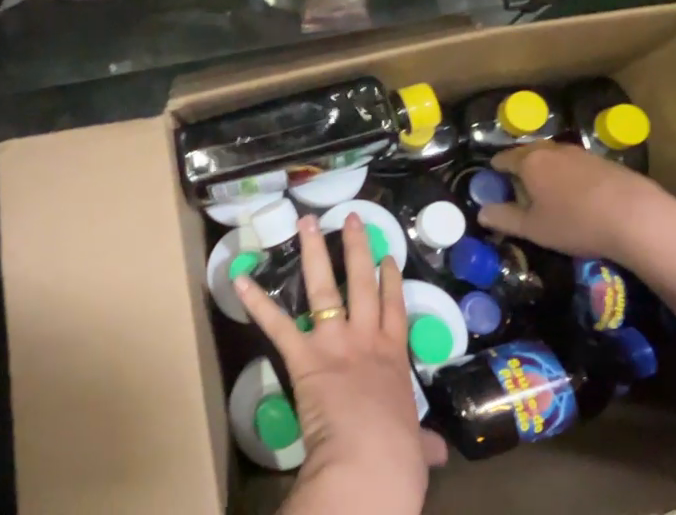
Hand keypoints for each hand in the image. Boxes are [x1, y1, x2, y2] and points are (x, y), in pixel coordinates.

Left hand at [233, 213, 445, 514]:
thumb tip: (435, 452)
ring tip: (305, 222)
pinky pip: (276, 323)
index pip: (394, 307)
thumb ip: (423, 441)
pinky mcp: (303, 354)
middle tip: (350, 217)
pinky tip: (240, 279)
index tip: (387, 255)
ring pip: (324, 288)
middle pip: (363, 283)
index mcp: (393, 358)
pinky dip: (256, 302)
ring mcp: (334, 341)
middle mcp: (365, 339)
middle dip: (356, 247)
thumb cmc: (397, 454)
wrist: (371, 458)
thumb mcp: (415, 443)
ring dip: (313, 253)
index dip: (391, 279)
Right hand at [476, 142, 675, 263]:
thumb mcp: (534, 228)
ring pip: (556, 159)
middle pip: (530, 154)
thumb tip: (481, 212)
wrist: (638, 217)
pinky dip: (573, 178)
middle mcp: (553, 150)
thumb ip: (504, 218)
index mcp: (530, 161)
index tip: (494, 182)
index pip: (504, 158)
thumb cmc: (575, 222)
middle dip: (522, 168)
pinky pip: (579, 167)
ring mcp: (582, 154)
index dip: (496, 170)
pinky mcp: (607, 163)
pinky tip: (582, 197)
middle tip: (521, 189)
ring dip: (549, 172)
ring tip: (552, 194)